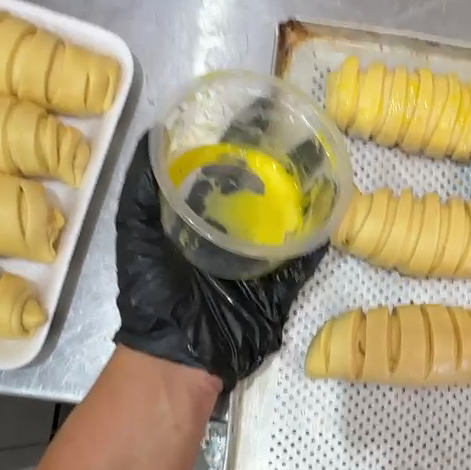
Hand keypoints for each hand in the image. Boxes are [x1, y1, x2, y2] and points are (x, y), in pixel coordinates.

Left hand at [113, 133, 324, 388]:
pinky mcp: (280, 289)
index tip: (256, 114)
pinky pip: (303, 261)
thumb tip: (154, 134)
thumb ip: (142, 189)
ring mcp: (258, 263)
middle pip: (260, 194)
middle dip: (279, 167)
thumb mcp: (136, 233)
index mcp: (198, 221)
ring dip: (306, 198)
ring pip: (287, 224)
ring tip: (325, 164)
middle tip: (301, 136)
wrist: (181, 355)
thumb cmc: (153, 292)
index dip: (237, 145)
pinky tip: (334, 213)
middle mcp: (231, 237)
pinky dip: (319, 240)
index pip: (221, 174)